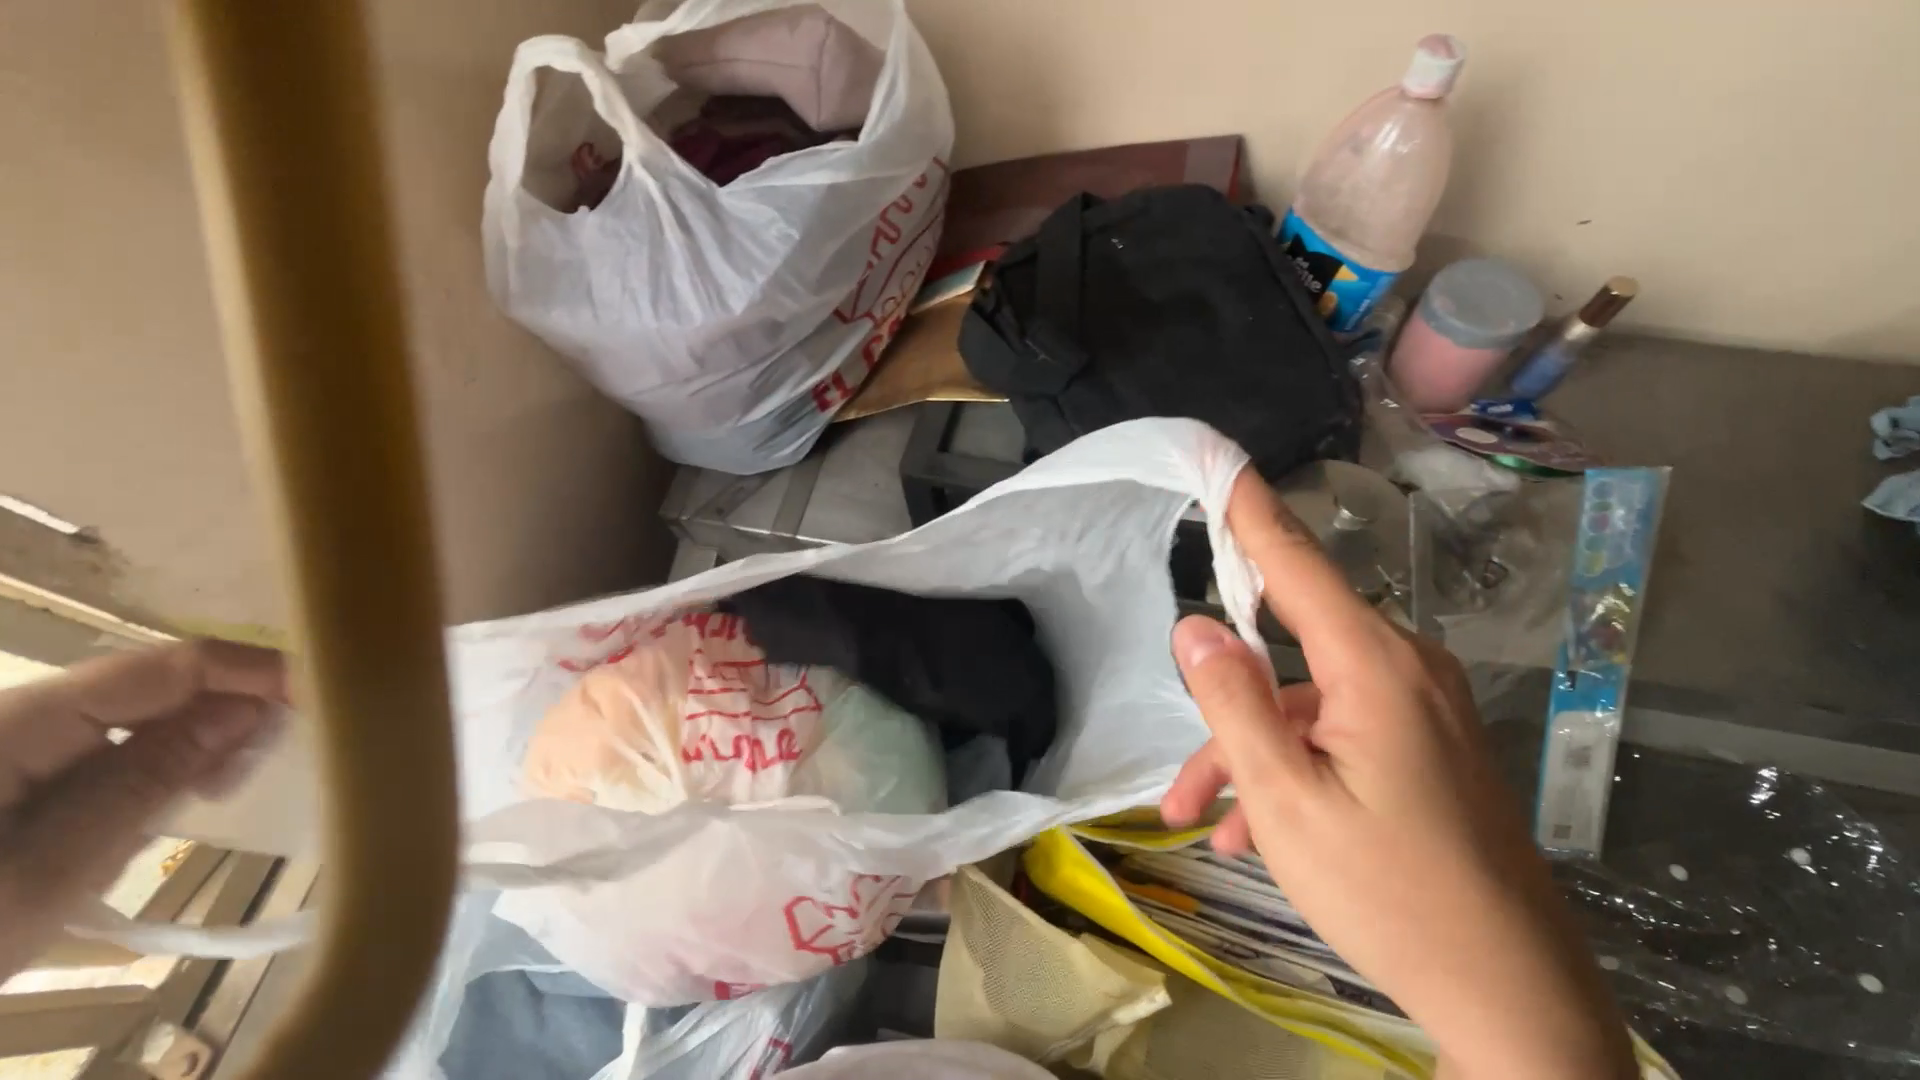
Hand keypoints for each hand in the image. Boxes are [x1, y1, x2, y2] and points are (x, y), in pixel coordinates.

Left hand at [0, 640, 286, 979]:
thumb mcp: (51, 875)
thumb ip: (150, 781)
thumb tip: (248, 710)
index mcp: (6, 726)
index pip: (161, 667)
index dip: (250, 670)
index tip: (326, 694)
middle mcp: (2, 716)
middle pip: (145, 686)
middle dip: (220, 713)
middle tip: (259, 769)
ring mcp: (0, 742)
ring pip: (124, 715)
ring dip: (184, 745)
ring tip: (209, 797)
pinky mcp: (1, 770)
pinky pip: (92, 745)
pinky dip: (141, 769)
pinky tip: (151, 809)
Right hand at [1162, 472, 1635, 1079]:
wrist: (1512, 995)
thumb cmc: (1387, 891)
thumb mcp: (1285, 799)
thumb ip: (1232, 702)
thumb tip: (1193, 626)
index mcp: (1373, 664)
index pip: (1294, 560)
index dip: (1248, 507)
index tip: (1216, 453)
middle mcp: (1404, 668)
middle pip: (1287, 655)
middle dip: (1225, 711)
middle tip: (1182, 784)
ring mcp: (1422, 709)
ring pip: (1306, 707)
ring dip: (1251, 757)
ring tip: (1207, 829)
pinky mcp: (1427, 747)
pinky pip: (1341, 737)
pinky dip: (1294, 772)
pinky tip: (1259, 838)